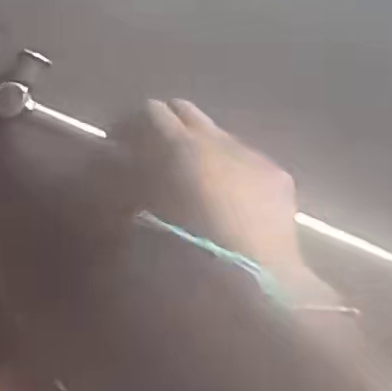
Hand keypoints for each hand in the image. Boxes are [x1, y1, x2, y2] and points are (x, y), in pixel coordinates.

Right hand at [118, 99, 324, 296]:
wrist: (255, 280)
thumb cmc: (183, 246)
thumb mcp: (136, 210)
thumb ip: (124, 176)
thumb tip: (113, 159)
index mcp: (179, 144)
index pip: (149, 110)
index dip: (130, 123)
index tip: (117, 144)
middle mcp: (216, 138)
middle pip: (185, 110)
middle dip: (164, 124)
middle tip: (148, 151)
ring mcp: (251, 154)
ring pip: (216, 131)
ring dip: (197, 143)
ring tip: (188, 175)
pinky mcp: (277, 175)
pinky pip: (244, 155)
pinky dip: (227, 163)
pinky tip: (223, 192)